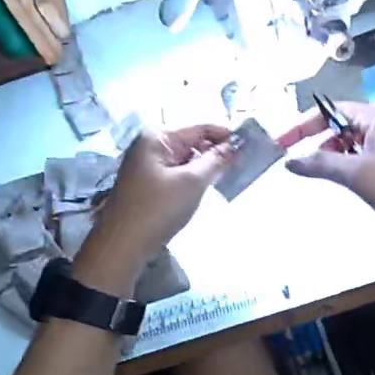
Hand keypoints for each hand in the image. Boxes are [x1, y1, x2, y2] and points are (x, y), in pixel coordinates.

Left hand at [79, 125, 232, 290]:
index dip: (226, 136)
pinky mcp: (148, 184)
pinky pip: (177, 174)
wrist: (122, 245)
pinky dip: (193, 179)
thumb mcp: (192, 182)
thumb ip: (216, 160)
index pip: (200, 128)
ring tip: (229, 177)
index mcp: (157, 137)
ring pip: (186, 160)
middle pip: (193, 142)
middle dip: (216, 153)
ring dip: (206, 168)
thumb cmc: (158, 208)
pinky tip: (207, 189)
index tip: (251, 146)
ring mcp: (147, 165)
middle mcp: (150, 146)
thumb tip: (237, 144)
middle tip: (243, 165)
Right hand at [279, 102, 374, 259]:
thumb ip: (321, 165)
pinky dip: (359, 176)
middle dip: (322, 147)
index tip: (278, 145)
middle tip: (307, 171)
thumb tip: (289, 160)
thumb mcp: (357, 174)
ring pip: (357, 150)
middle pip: (342, 128)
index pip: (329, 111)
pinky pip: (372, 166)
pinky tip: (363, 194)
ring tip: (338, 185)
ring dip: (341, 165)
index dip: (301, 126)